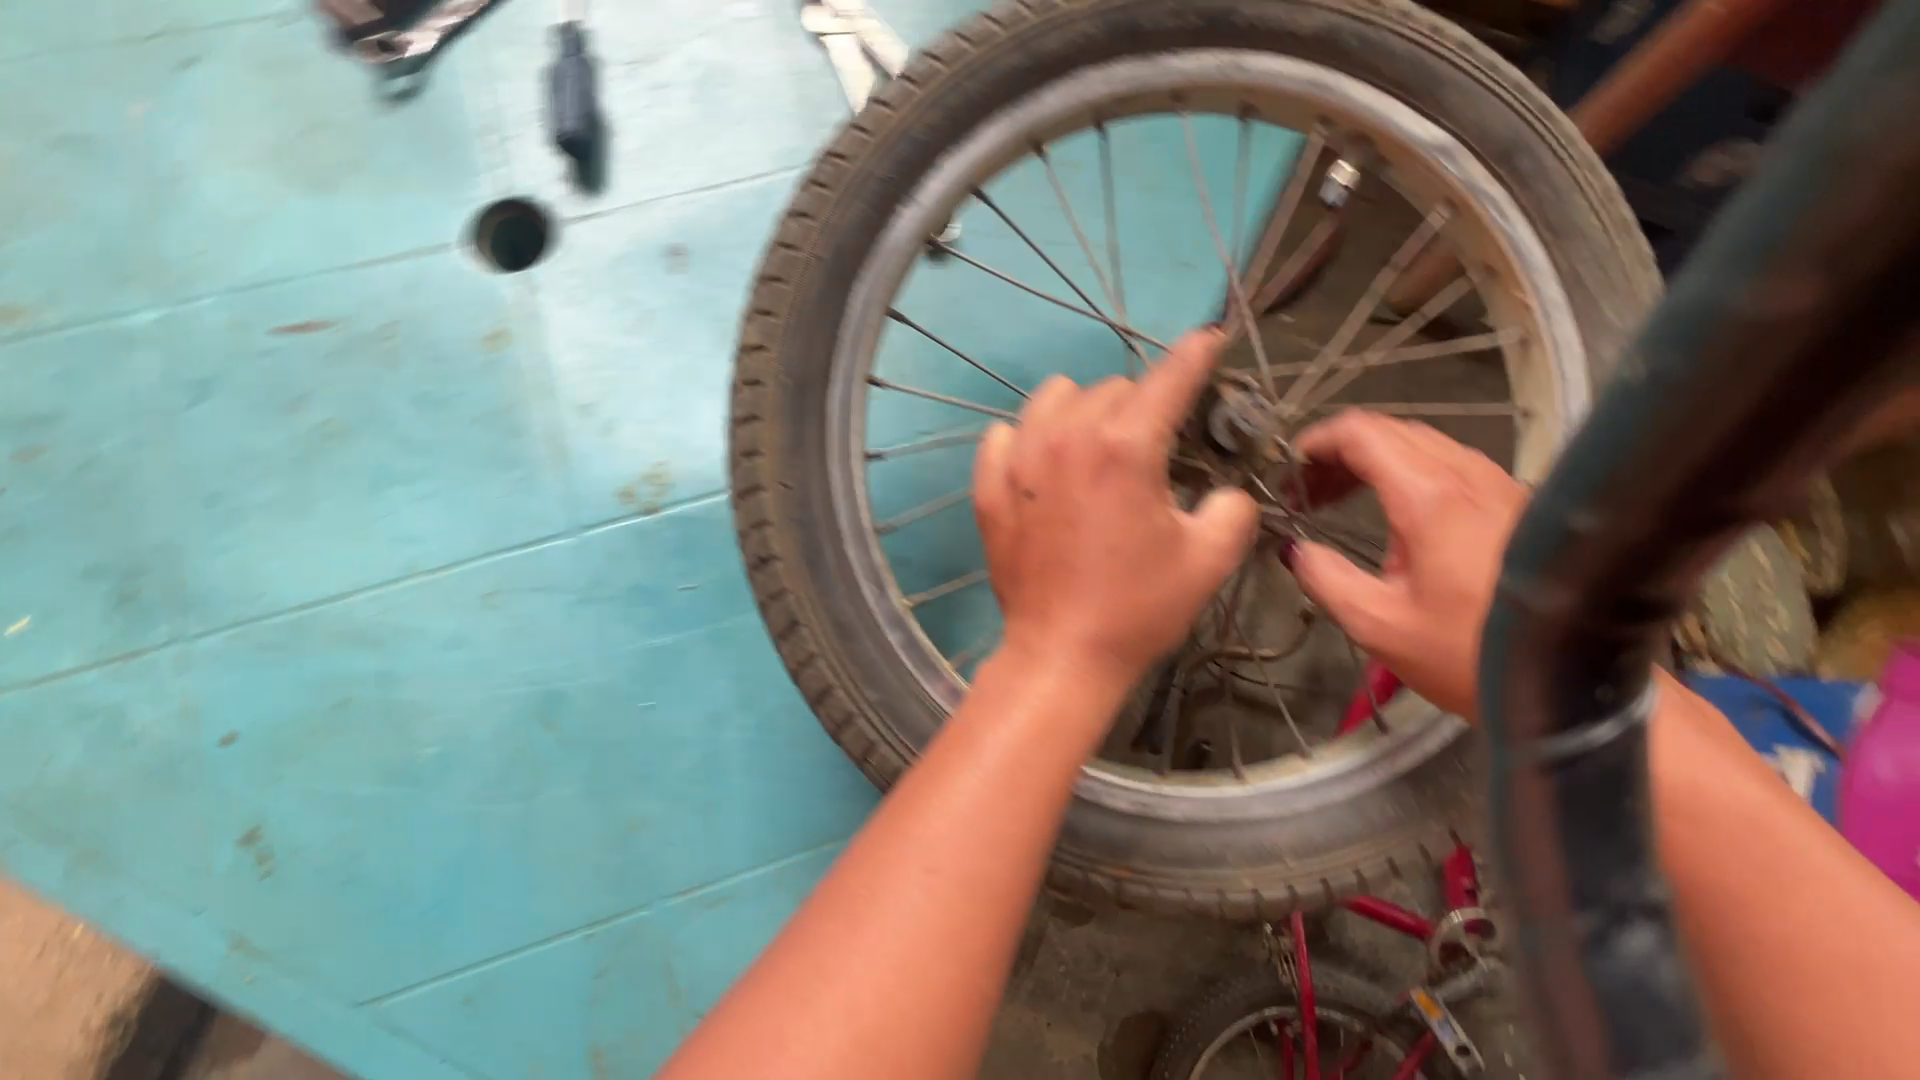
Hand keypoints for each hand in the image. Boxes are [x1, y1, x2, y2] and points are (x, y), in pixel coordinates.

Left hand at [974, 330, 1259, 688]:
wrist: (1061, 655)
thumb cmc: (1138, 608)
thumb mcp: (1209, 559)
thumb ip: (1231, 506)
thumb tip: (1221, 489)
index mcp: (1126, 448)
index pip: (1168, 378)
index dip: (1195, 354)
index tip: (1209, 340)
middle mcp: (1067, 438)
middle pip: (1113, 389)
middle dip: (1142, 408)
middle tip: (1154, 448)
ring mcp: (1019, 459)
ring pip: (1055, 398)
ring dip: (1084, 411)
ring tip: (1096, 447)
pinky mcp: (989, 486)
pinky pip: (1006, 434)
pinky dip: (1029, 438)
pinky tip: (1044, 467)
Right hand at [1285, 410, 1527, 720]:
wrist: (1572, 682)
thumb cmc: (1468, 653)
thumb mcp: (1378, 625)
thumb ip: (1326, 578)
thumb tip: (1297, 550)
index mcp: (1430, 497)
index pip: (1364, 434)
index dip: (1319, 441)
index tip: (1289, 467)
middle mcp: (1468, 477)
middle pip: (1393, 432)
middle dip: (1340, 453)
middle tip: (1306, 491)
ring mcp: (1498, 486)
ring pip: (1423, 446)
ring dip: (1373, 461)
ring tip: (1337, 499)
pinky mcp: (1515, 503)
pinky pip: (1450, 466)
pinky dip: (1405, 474)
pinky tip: (1390, 514)